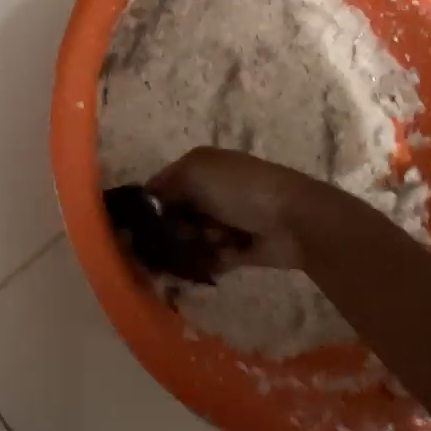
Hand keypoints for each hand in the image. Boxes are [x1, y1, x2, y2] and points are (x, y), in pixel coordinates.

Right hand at [146, 147, 322, 270]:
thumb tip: (148, 202)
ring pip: (192, 238)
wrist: (294, 220)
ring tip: (205, 245)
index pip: (163, 184)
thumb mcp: (195, 174)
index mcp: (200, 167)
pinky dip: (207, 262)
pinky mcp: (238, 249)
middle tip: (177, 235)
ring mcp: (225, 221)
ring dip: (192, 245)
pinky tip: (205, 263)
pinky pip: (212, 258)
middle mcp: (210, 191)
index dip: (150, 202)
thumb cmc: (240, 189)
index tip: (136, 224)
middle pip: (176, 214)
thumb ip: (166, 187)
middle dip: (171, 227)